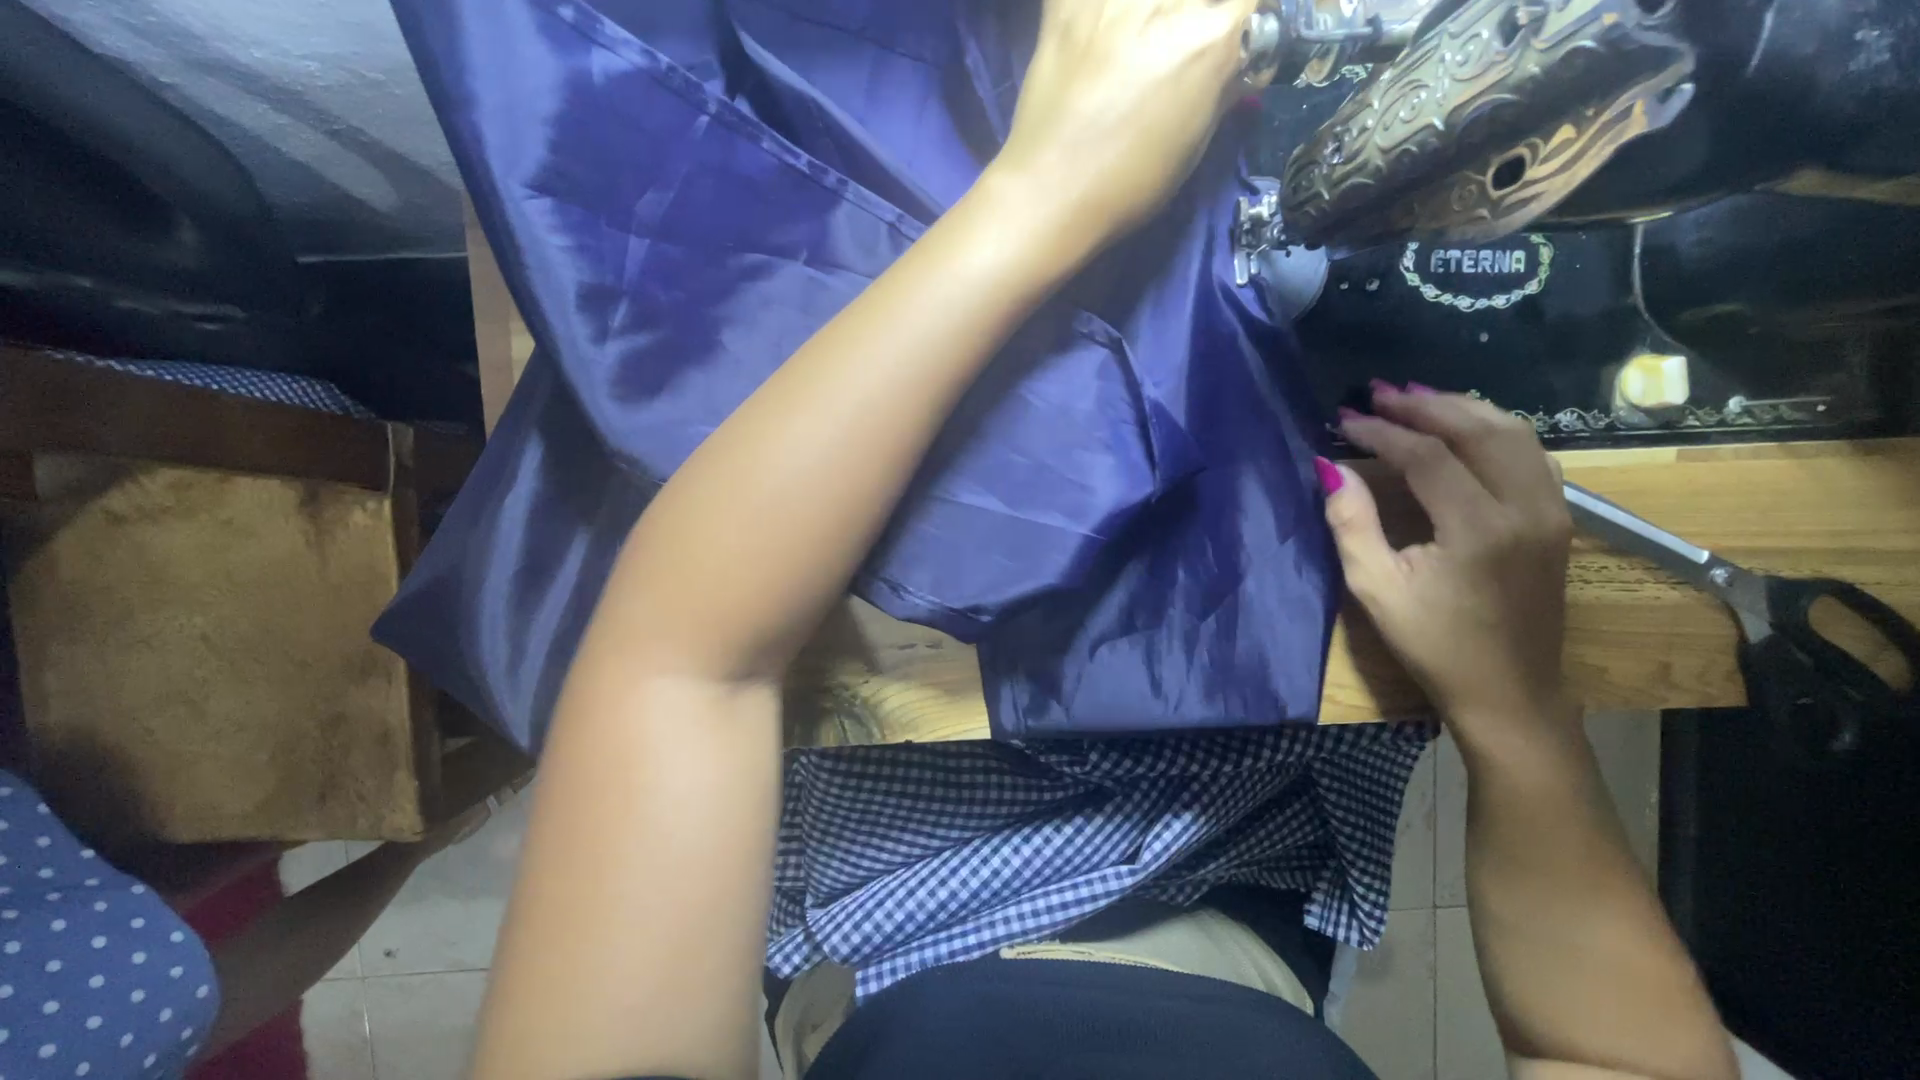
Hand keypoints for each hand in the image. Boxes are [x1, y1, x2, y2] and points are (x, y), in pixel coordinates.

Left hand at [992, 0, 1262, 241]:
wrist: (1051, 195)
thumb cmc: (1129, 186)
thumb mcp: (1192, 146)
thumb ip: (1220, 90)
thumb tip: (1243, 66)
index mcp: (1210, 40)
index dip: (1247, 15)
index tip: (1235, 30)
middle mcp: (1167, 3)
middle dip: (1195, 11)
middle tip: (1175, 42)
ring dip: (1145, 10)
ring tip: (1132, 39)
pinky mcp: (1066, 5)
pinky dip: (1092, 5)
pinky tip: (1092, 26)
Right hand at [1319, 384, 1575, 743]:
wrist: (1508, 691)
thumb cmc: (1433, 645)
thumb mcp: (1376, 589)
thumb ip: (1352, 524)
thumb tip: (1330, 467)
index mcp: (1478, 529)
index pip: (1428, 455)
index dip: (1382, 431)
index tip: (1344, 419)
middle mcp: (1525, 508)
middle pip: (1478, 429)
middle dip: (1425, 404)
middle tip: (1379, 391)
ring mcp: (1552, 511)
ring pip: (1514, 433)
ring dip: (1463, 408)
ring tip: (1417, 397)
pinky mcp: (1558, 519)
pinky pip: (1531, 454)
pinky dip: (1495, 429)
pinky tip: (1465, 427)